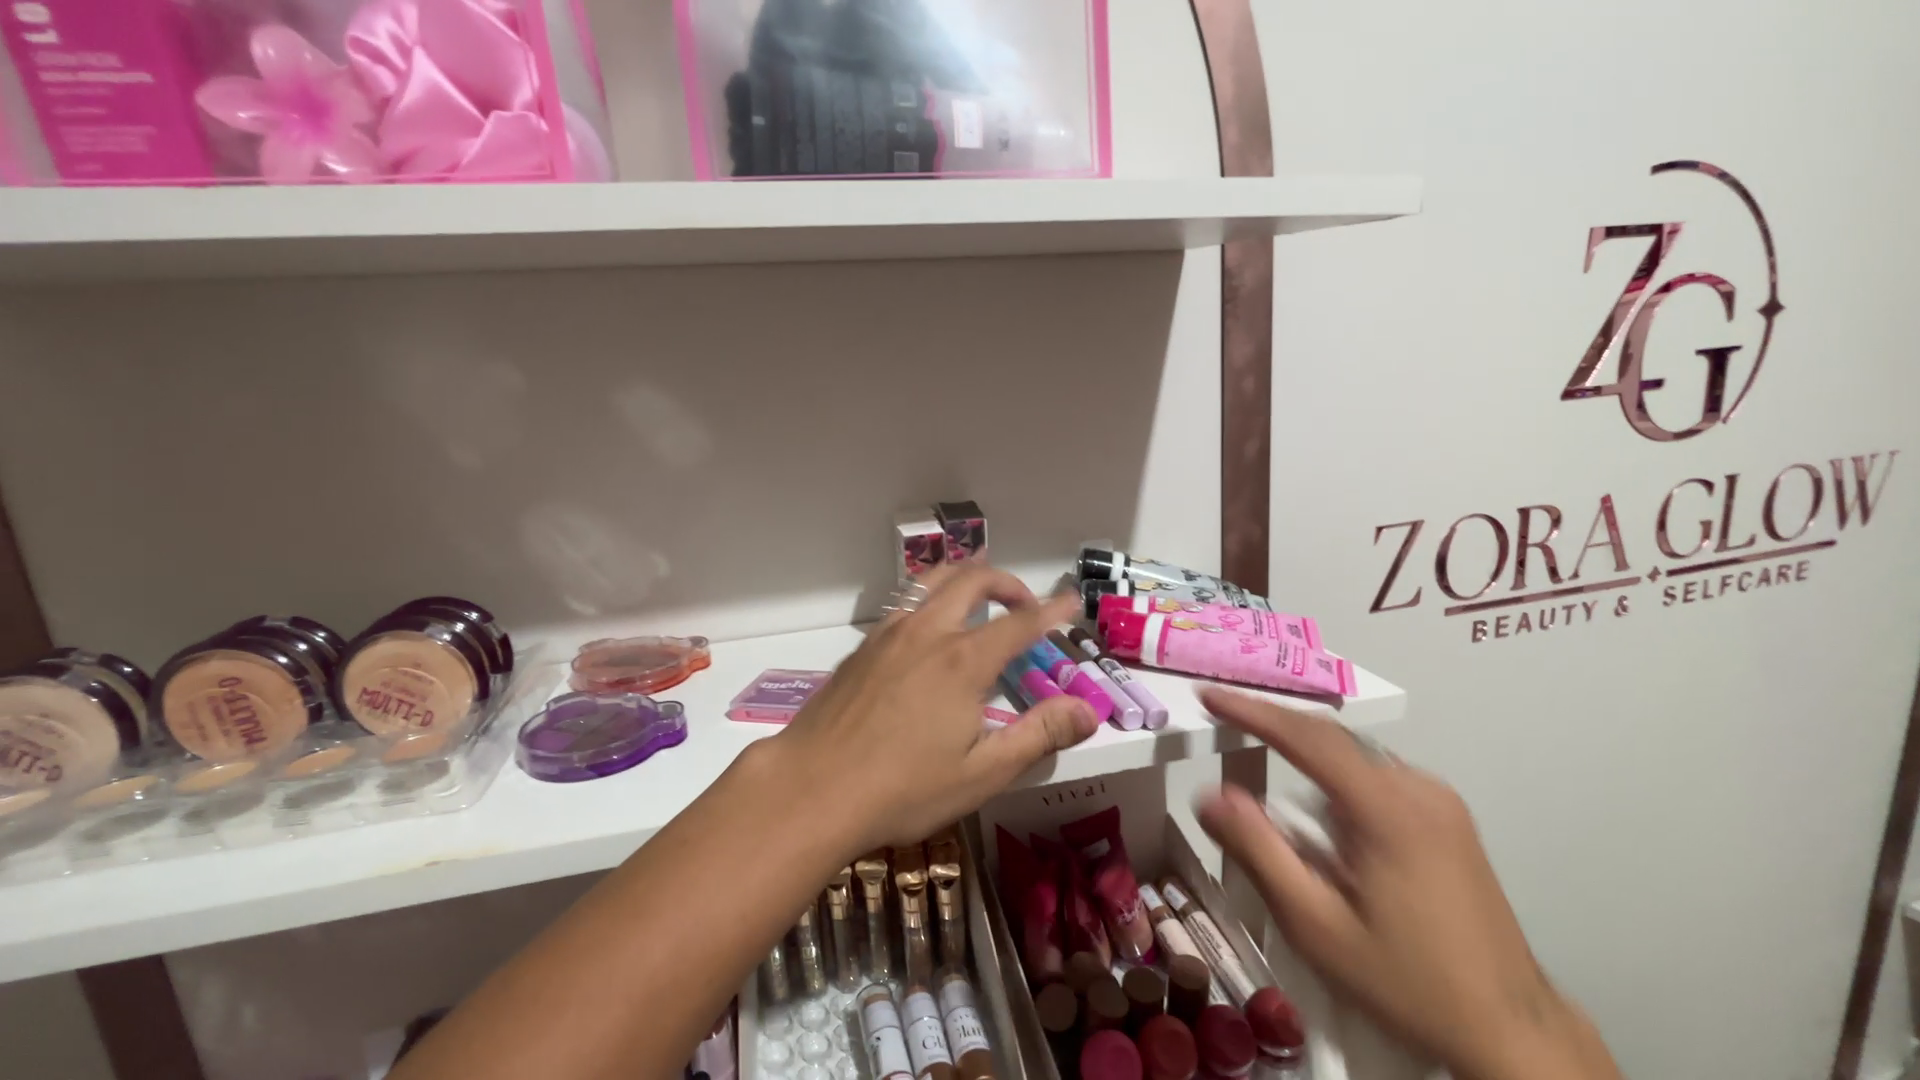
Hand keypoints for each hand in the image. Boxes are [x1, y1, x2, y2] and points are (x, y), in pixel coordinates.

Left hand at [770, 562, 1100, 852]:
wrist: (811, 790)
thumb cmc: (902, 789)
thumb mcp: (982, 773)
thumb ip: (1039, 736)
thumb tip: (1088, 710)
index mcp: (963, 661)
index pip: (1019, 622)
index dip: (1051, 611)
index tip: (1070, 602)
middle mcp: (927, 633)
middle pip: (971, 580)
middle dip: (1006, 581)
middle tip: (1025, 603)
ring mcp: (887, 636)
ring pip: (930, 582)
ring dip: (964, 579)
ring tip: (979, 599)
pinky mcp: (860, 650)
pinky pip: (902, 606)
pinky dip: (928, 601)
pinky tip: (928, 635)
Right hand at [1194, 689, 1621, 1079]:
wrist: (1510, 1029)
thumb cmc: (1406, 982)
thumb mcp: (1316, 925)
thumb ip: (1259, 852)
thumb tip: (1209, 795)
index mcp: (1388, 809)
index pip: (1308, 737)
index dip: (1251, 710)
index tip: (1208, 695)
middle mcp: (1420, 789)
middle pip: (1332, 739)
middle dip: (1275, 726)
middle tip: (1222, 721)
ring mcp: (1441, 802)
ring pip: (1355, 759)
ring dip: (1307, 760)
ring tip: (1262, 768)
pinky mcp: (1449, 820)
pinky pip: (1378, 779)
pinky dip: (1336, 781)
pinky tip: (1320, 818)